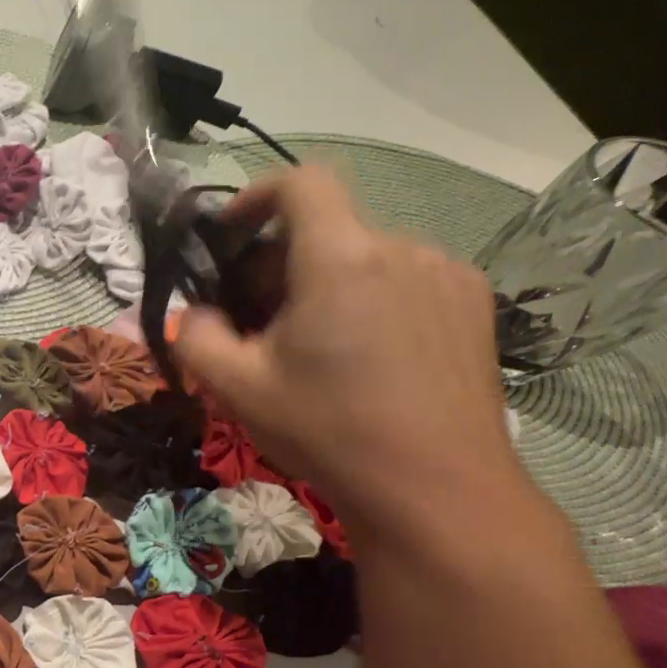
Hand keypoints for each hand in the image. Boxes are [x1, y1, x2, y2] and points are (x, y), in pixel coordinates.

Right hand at [172, 165, 516, 535]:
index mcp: (339, 261)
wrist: (434, 484)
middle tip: (252, 323)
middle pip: (326, 230)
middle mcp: (400, 249)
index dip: (255, 197)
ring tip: (309, 348)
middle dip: (276, 264)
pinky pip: (403, 280)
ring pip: (363, 258)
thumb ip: (196, 336)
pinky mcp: (471, 303)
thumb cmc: (325, 429)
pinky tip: (361, 358)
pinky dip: (367, 300)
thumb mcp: (236, 388)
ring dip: (322, 285)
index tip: (227, 236)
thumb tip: (195, 313)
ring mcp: (445, 274)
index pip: (302, 184)